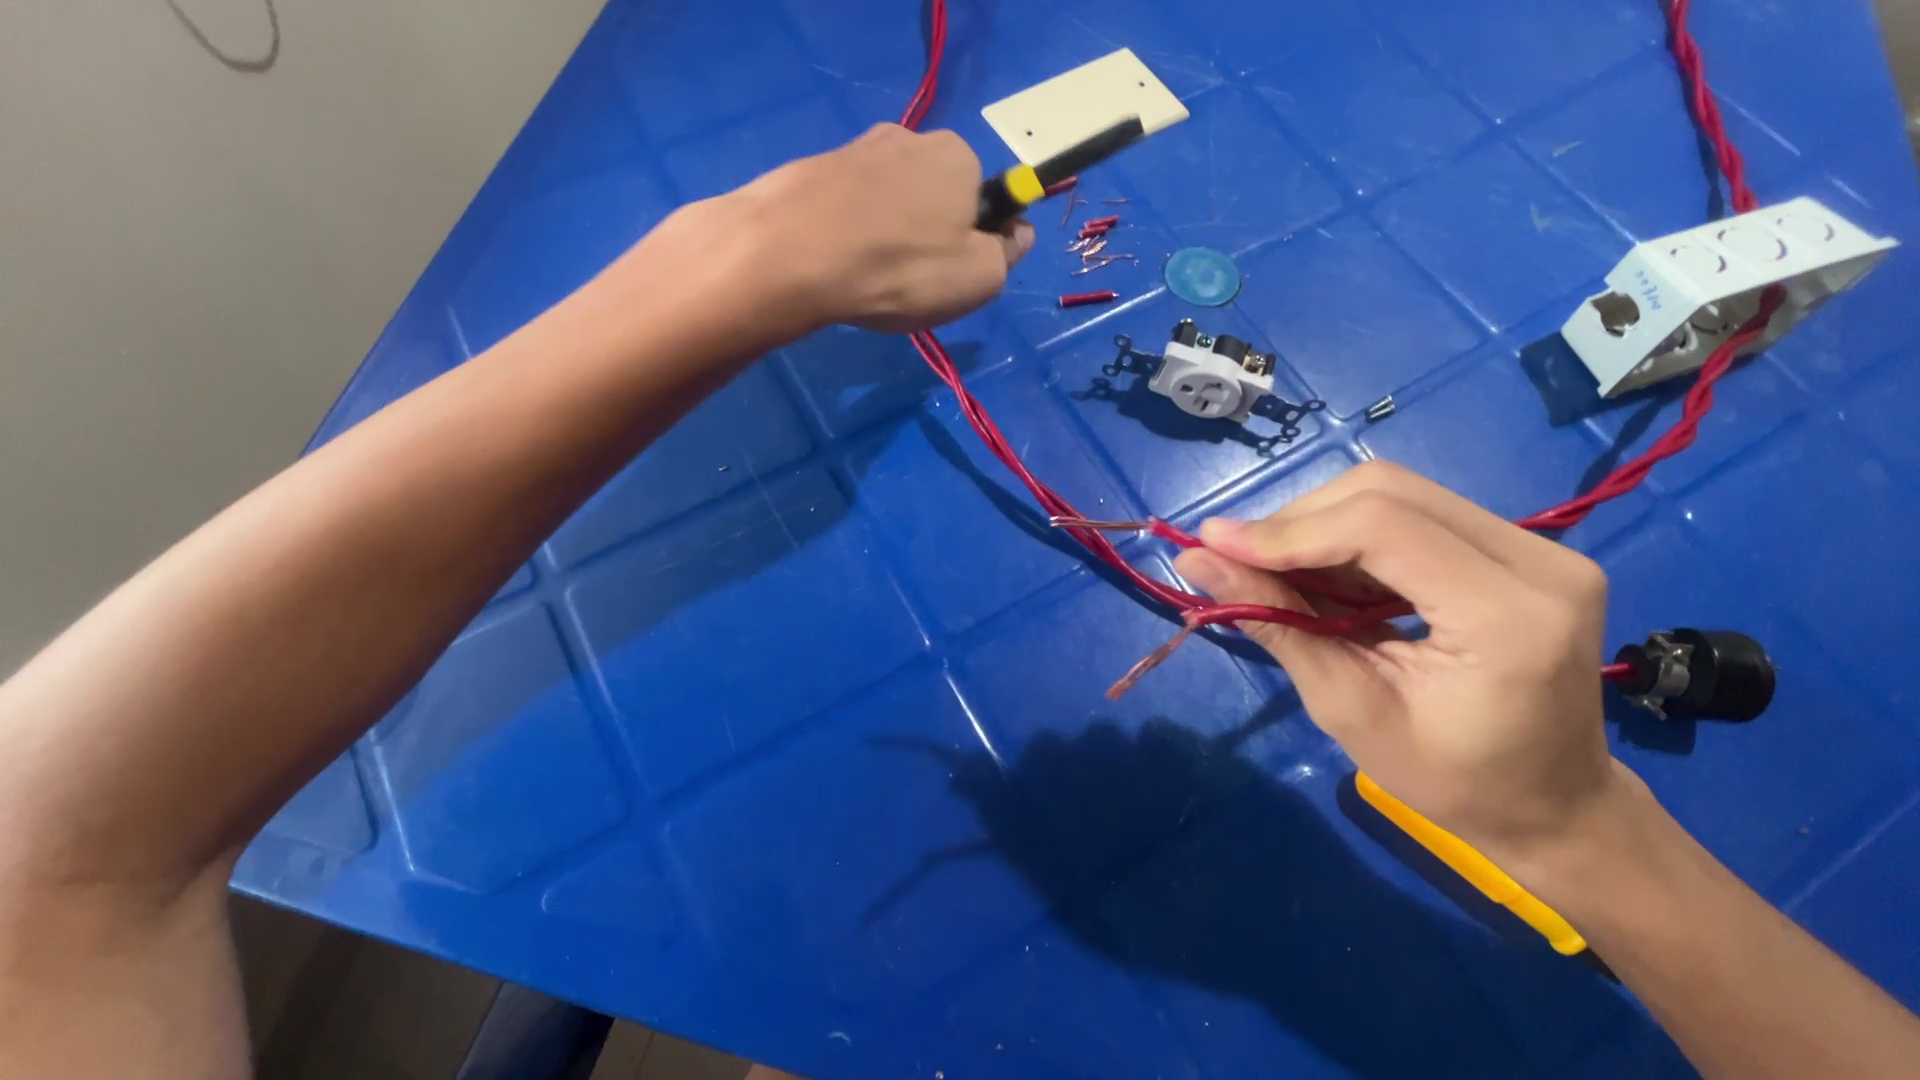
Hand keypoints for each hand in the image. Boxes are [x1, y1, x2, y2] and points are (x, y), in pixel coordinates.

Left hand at [727, 124, 1033, 332]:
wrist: (790, 255)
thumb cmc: (902, 269)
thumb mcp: (981, 278)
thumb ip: (1009, 254)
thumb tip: (1016, 233)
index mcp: (959, 156)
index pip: (988, 201)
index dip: (979, 243)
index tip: (955, 275)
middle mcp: (910, 138)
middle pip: (936, 199)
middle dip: (930, 237)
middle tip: (909, 283)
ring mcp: (856, 150)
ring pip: (890, 205)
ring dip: (887, 239)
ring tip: (866, 279)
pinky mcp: (813, 170)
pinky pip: (848, 210)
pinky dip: (850, 236)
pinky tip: (836, 266)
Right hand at [1173, 462, 1628, 866]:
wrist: (1556, 804)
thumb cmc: (1451, 780)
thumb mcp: (1349, 709)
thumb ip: (1277, 624)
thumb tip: (1194, 561)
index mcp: (1507, 616)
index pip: (1382, 528)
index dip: (1287, 529)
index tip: (1212, 545)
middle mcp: (1540, 561)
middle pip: (1389, 492)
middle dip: (1298, 520)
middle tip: (1238, 560)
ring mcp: (1541, 547)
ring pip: (1400, 493)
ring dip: (1321, 524)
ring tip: (1276, 571)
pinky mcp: (1526, 547)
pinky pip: (1419, 512)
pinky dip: (1355, 534)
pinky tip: (1326, 573)